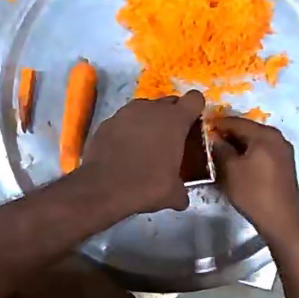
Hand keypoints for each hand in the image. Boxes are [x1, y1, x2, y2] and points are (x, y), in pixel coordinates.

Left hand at [75, 90, 205, 214]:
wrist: (103, 188)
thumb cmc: (146, 185)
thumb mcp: (172, 194)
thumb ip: (181, 191)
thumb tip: (181, 198)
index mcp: (174, 120)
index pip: (194, 99)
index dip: (195, 109)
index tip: (192, 124)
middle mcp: (150, 108)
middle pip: (168, 102)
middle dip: (171, 116)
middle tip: (170, 139)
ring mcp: (125, 113)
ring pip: (144, 109)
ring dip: (148, 121)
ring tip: (145, 145)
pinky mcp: (106, 122)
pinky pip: (123, 121)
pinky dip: (126, 131)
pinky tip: (124, 151)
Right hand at [212, 117, 298, 238]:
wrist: (281, 219)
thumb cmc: (253, 192)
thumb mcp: (231, 169)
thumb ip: (221, 149)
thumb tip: (215, 139)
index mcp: (265, 134)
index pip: (237, 122)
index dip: (218, 124)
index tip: (203, 126)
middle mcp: (277, 137)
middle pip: (248, 129)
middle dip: (229, 134)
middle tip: (210, 140)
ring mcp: (283, 151)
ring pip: (256, 141)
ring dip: (239, 144)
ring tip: (221, 151)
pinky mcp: (284, 164)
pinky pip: (263, 151)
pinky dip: (249, 152)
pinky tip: (238, 161)